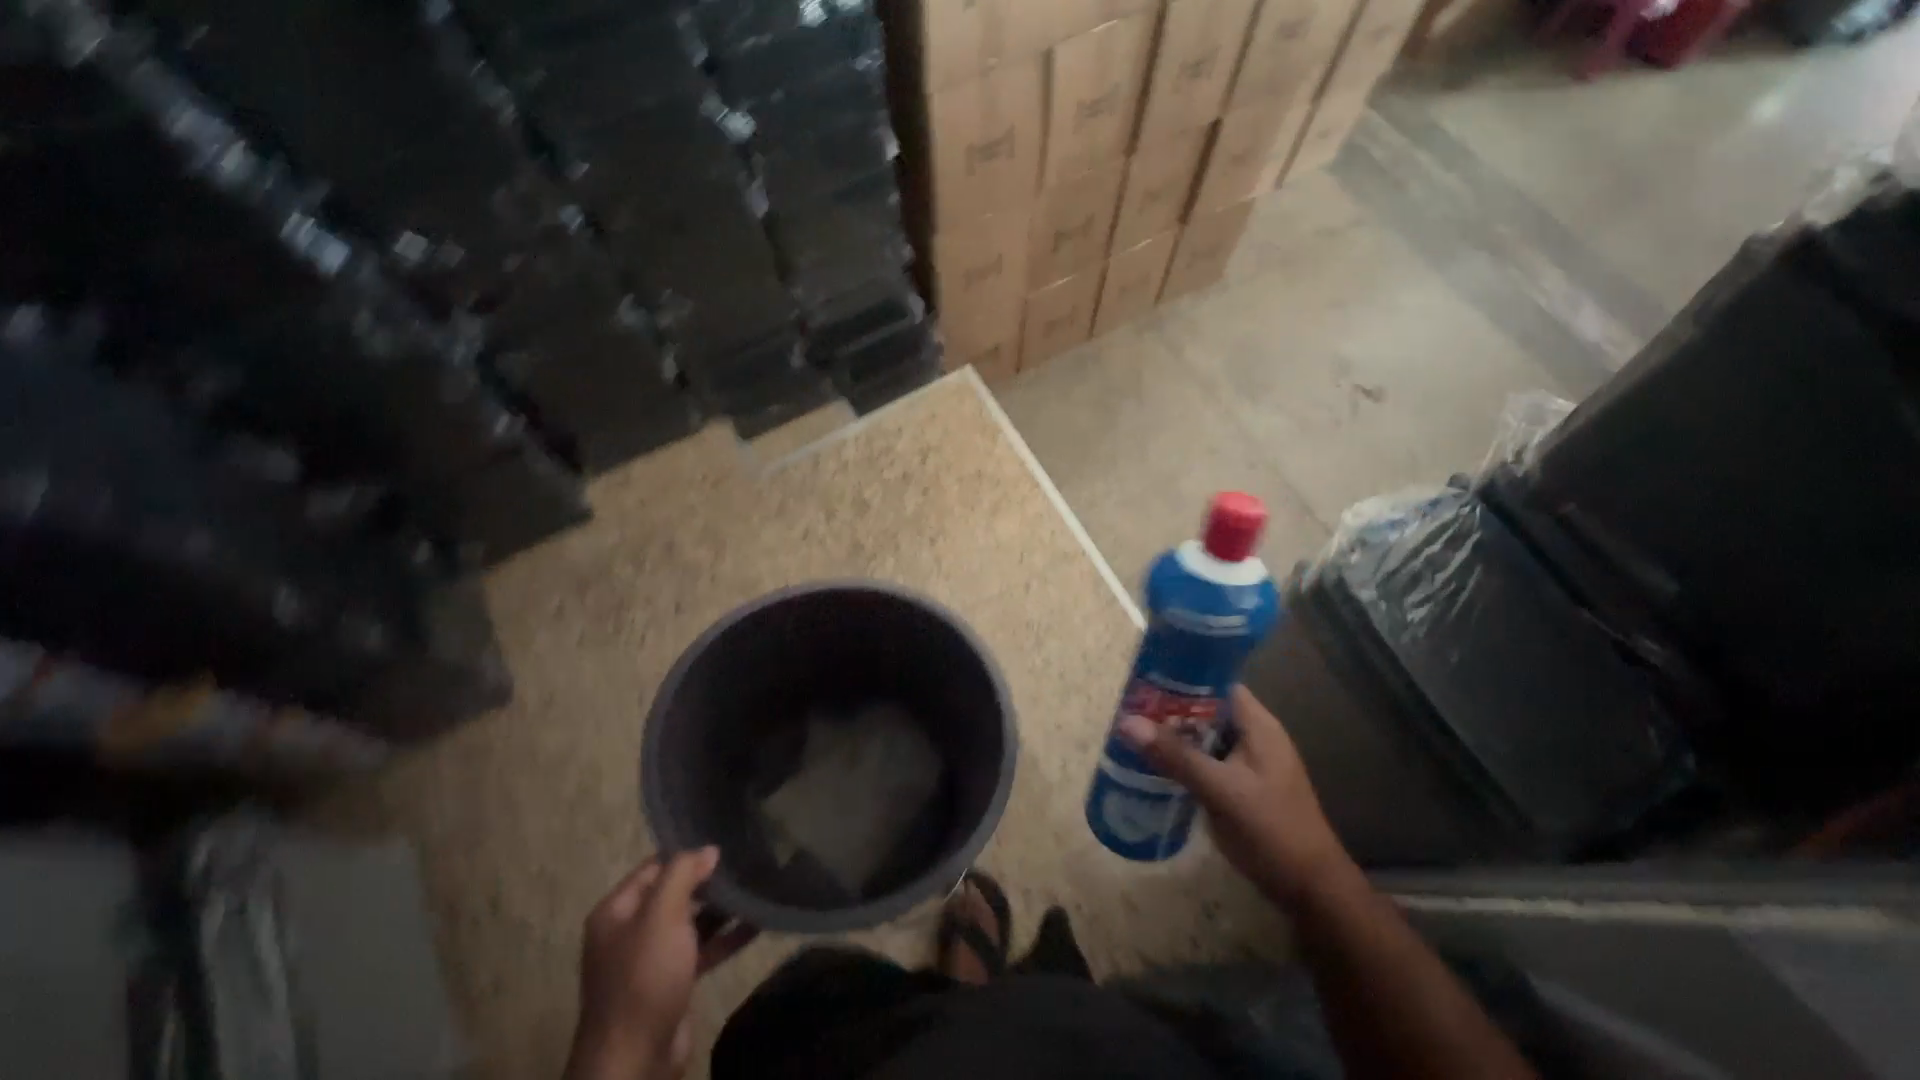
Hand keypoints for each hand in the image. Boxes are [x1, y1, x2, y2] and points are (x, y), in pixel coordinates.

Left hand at [565, 849, 755, 1079]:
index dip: (687, 854)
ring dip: (720, 910)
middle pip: (673, 894)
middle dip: (708, 881)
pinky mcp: (672, 984)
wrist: (635, 1057)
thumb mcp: (661, 916)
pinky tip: (757, 926)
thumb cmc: (645, 977)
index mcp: (616, 911)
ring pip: (690, 924)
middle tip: (748, 863)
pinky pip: (701, 951)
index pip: (654, 867)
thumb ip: (682, 875)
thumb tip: (707, 850)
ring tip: (758, 890)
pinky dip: (725, 939)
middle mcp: (630, 932)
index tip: (725, 842)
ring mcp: (651, 960)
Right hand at [1118, 686, 1352, 903]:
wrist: (1310, 888)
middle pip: (1207, 711)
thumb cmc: (1272, 831)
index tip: (1142, 681)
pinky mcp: (1240, 789)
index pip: (1217, 684)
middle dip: (1169, 711)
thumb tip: (1126, 721)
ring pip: (1204, 739)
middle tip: (1127, 712)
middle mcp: (1254, 738)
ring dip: (1173, 738)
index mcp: (1259, 726)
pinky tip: (1152, 771)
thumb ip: (1176, 756)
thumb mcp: (1221, 791)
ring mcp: (1248, 765)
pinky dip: (1182, 763)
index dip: (1182, 678)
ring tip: (1130, 738)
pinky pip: (1206, 764)